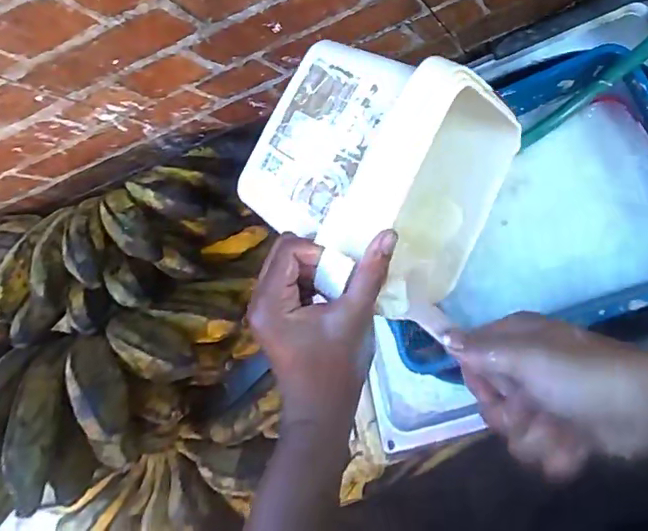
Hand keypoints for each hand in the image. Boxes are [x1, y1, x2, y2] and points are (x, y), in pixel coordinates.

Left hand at [245, 230, 394, 424]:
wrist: (322, 413)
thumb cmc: (336, 366)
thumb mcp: (356, 313)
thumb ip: (370, 271)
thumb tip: (388, 232)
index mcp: (269, 302)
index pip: (289, 248)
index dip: (319, 253)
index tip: (340, 274)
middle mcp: (259, 302)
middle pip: (285, 253)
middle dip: (318, 258)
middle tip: (341, 278)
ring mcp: (265, 311)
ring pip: (290, 266)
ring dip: (318, 270)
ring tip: (338, 290)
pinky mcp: (276, 318)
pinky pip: (292, 281)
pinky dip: (314, 282)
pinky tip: (332, 300)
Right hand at [450, 313, 647, 480]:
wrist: (640, 407)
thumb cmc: (581, 375)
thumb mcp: (529, 359)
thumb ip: (486, 351)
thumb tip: (446, 335)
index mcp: (522, 339)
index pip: (476, 359)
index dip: (481, 383)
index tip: (496, 392)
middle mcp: (532, 367)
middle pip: (495, 405)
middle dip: (513, 419)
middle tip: (533, 411)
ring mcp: (551, 401)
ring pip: (518, 435)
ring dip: (539, 440)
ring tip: (562, 431)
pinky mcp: (567, 431)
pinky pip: (544, 452)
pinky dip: (560, 454)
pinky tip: (577, 447)